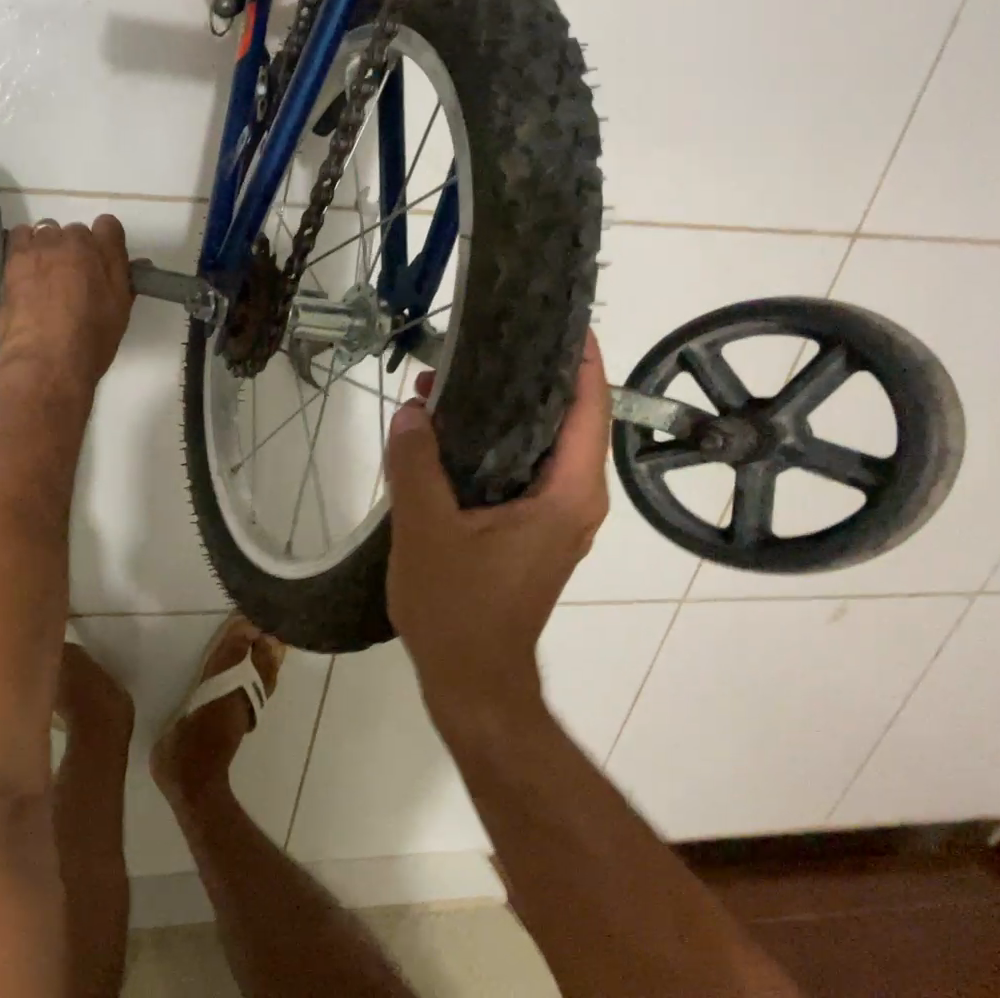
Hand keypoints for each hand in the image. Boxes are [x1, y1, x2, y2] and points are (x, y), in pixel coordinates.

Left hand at [0, 216, 134, 398]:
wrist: (45, 364)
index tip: (100, 266)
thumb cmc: (90, 344)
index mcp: (102, 253)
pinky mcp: (13, 261)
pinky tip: (24, 273)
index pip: (108, 226)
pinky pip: (18, 238)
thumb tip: (136, 262)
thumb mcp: (119, 314)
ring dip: (47, 248)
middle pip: (74, 232)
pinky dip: (23, 248)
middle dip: (74, 250)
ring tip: (44, 279)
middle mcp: (71, 242)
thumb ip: (125, 280)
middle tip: (71, 281)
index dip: (104, 245)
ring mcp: (39, 249)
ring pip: (45, 232)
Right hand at [383, 331, 609, 719]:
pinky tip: (445, 442)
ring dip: (500, 418)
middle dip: (523, 382)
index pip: (587, 410)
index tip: (557, 318)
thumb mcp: (427, 530)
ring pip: (537, 452)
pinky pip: (519, 478)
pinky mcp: (530, 538)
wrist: (472, 680)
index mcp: (568, 495)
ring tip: (447, 388)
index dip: (578, 360)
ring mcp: (554, 523)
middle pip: (564, 424)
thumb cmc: (458, 608)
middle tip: (475, 348)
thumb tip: (412, 411)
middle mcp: (574, 503)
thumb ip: (417, 466)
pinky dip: (490, 451)